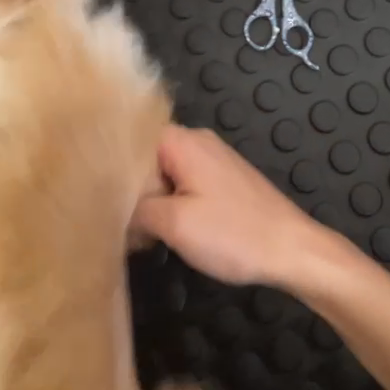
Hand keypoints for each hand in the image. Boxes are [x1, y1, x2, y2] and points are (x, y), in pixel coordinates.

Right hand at [133, 125, 345, 289]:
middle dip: (131, 190)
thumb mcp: (174, 224)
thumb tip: (116, 208)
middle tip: (118, 225)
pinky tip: (167, 233)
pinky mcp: (223, 181)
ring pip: (165, 175)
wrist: (291, 249)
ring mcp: (213, 160)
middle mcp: (197, 141)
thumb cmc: (233, 233)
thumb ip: (137, 209)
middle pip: (146, 159)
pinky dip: (172, 206)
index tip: (98, 200)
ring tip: (140, 234)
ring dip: (152, 203)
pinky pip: (184, 185)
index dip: (112, 171)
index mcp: (182, 140)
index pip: (130, 142)